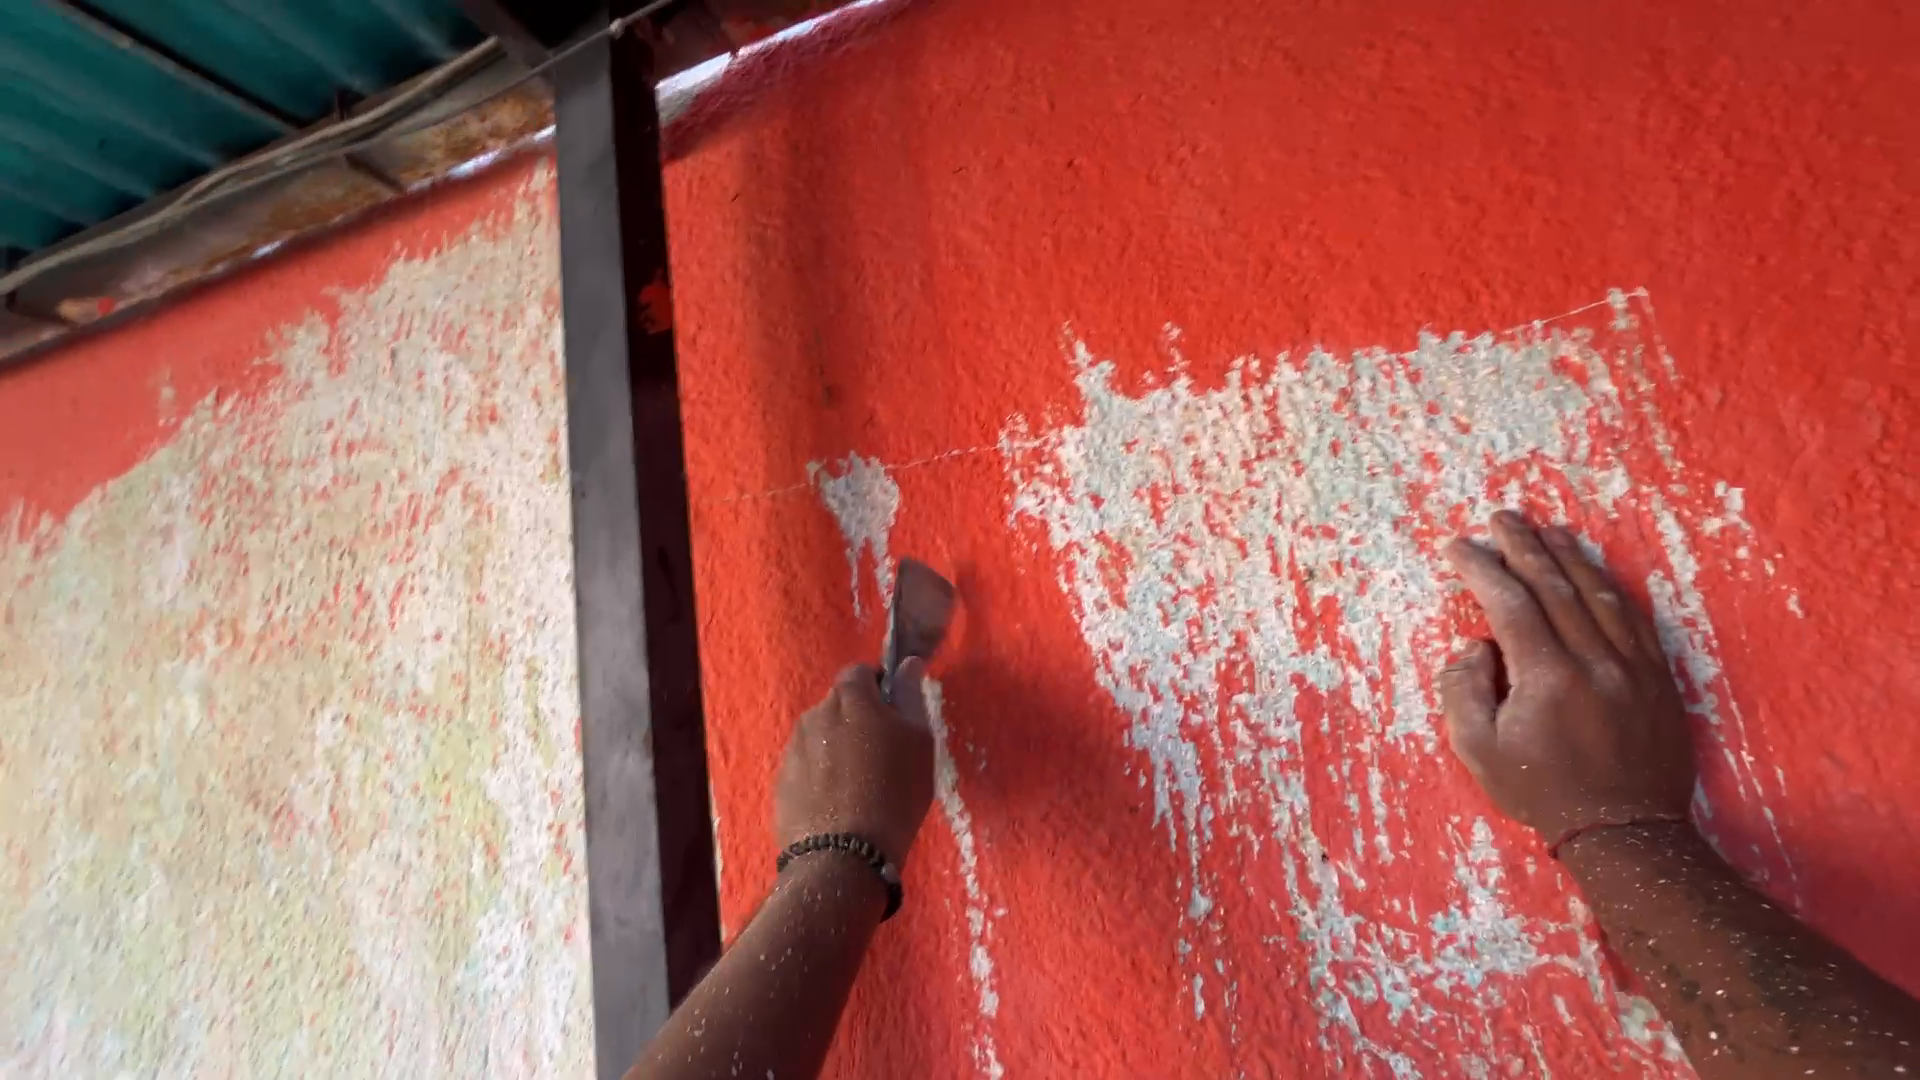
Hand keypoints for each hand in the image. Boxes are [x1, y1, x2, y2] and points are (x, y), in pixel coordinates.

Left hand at [774, 661, 935, 865]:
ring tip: (858, 783)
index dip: (877, 687)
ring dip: (837, 745)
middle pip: (838, 704)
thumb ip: (912, 694)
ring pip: (820, 734)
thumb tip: (908, 663)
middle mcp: (814, 715)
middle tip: (880, 753)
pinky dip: (820, 774)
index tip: (893, 714)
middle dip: (857, 717)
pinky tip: (837, 803)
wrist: (845, 857)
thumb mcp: (919, 740)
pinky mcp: (781, 782)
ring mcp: (793, 749)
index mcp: (849, 699)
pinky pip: (806, 766)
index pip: (859, 672)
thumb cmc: (895, 791)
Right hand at [1437, 511, 1695, 840]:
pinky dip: (1607, 585)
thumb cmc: (1539, 789)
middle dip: (1523, 547)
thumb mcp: (1476, 747)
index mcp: (1547, 678)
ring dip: (1567, 556)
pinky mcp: (1657, 678)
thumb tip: (1476, 645)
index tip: (1457, 546)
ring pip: (1599, 594)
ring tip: (1543, 529)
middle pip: (1556, 587)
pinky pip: (1633, 617)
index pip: (1510, 604)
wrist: (1626, 832)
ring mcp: (1634, 667)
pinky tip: (1591, 568)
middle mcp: (1596, 662)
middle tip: (1500, 517)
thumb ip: (1462, 688)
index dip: (1481, 568)